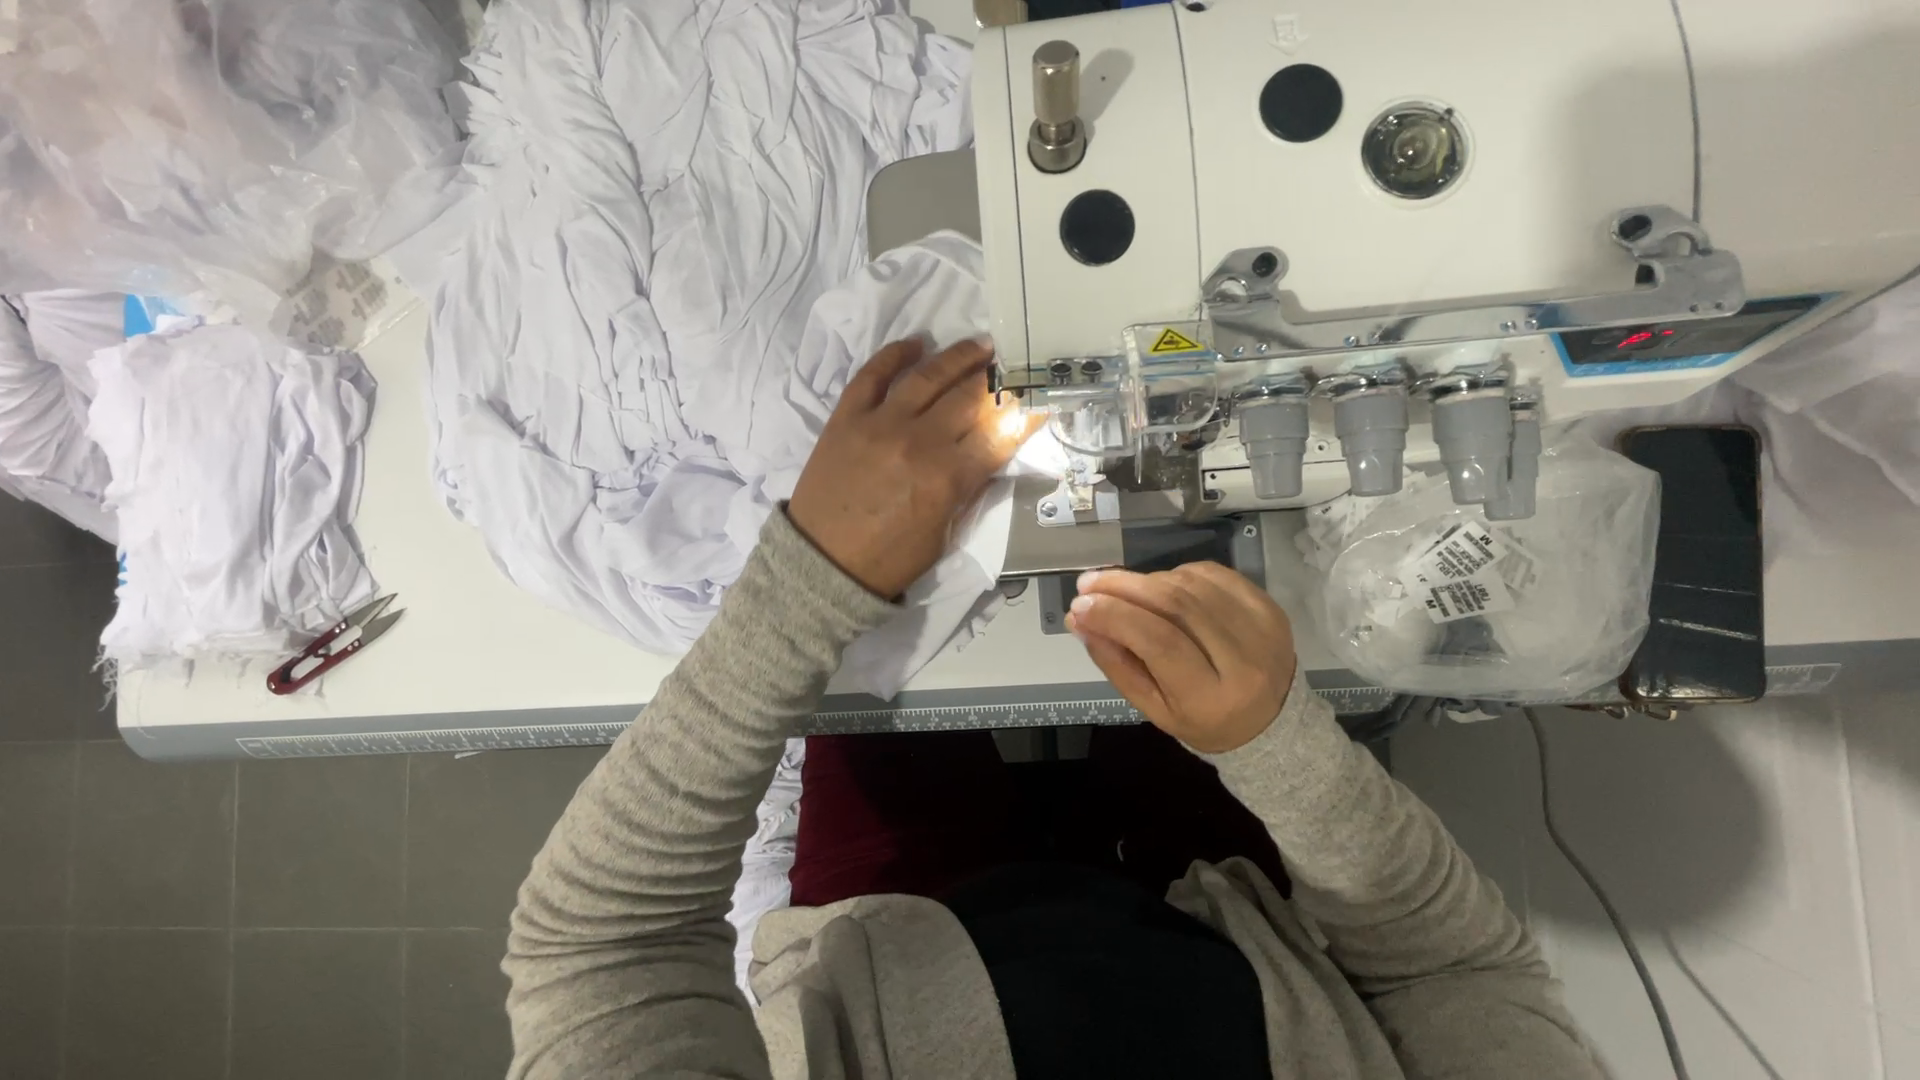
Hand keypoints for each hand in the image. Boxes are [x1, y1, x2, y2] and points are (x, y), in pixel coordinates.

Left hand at [788, 338, 1043, 597]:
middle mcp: (919, 442)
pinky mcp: (847, 417)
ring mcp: (880, 424)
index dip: (1027, 413)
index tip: (1041, 396)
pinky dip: (894, 355)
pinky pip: (871, 375)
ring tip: (980, 346)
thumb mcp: (943, 533)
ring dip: (958, 357)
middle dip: (999, 380)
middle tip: (1013, 367)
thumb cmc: (890, 559)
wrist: (824, 565)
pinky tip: (916, 344)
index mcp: (948, 479)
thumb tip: (989, 455)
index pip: (1000, 434)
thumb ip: (968, 490)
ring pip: (928, 376)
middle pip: (970, 397)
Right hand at [1066, 563, 1298, 753]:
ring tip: (1121, 588)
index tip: (1079, 604)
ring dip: (1147, 580)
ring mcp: (1261, 627)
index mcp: (1211, 698)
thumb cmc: (1203, 720)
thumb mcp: (1153, 707)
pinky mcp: (1268, 606)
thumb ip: (1115, 664)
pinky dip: (1178, 573)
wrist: (1270, 720)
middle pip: (1176, 605)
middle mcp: (1244, 659)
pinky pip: (1214, 574)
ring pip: (1192, 585)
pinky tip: (1162, 585)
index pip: (1159, 642)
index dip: (1115, 616)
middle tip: (1089, 583)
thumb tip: (1078, 619)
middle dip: (1124, 587)